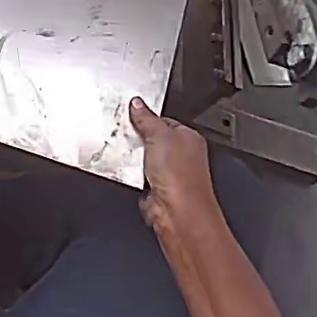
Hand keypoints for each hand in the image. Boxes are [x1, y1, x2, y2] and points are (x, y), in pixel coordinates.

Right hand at [129, 97, 218, 231]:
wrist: (177, 212)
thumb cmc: (181, 177)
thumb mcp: (160, 135)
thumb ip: (146, 118)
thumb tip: (137, 104)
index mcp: (187, 137)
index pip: (161, 119)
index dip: (145, 117)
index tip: (130, 115)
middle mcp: (179, 154)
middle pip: (149, 137)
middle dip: (136, 137)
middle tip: (128, 136)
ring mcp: (166, 171)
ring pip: (139, 155)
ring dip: (131, 156)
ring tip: (130, 156)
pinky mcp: (153, 186)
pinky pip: (134, 172)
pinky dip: (128, 171)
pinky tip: (129, 170)